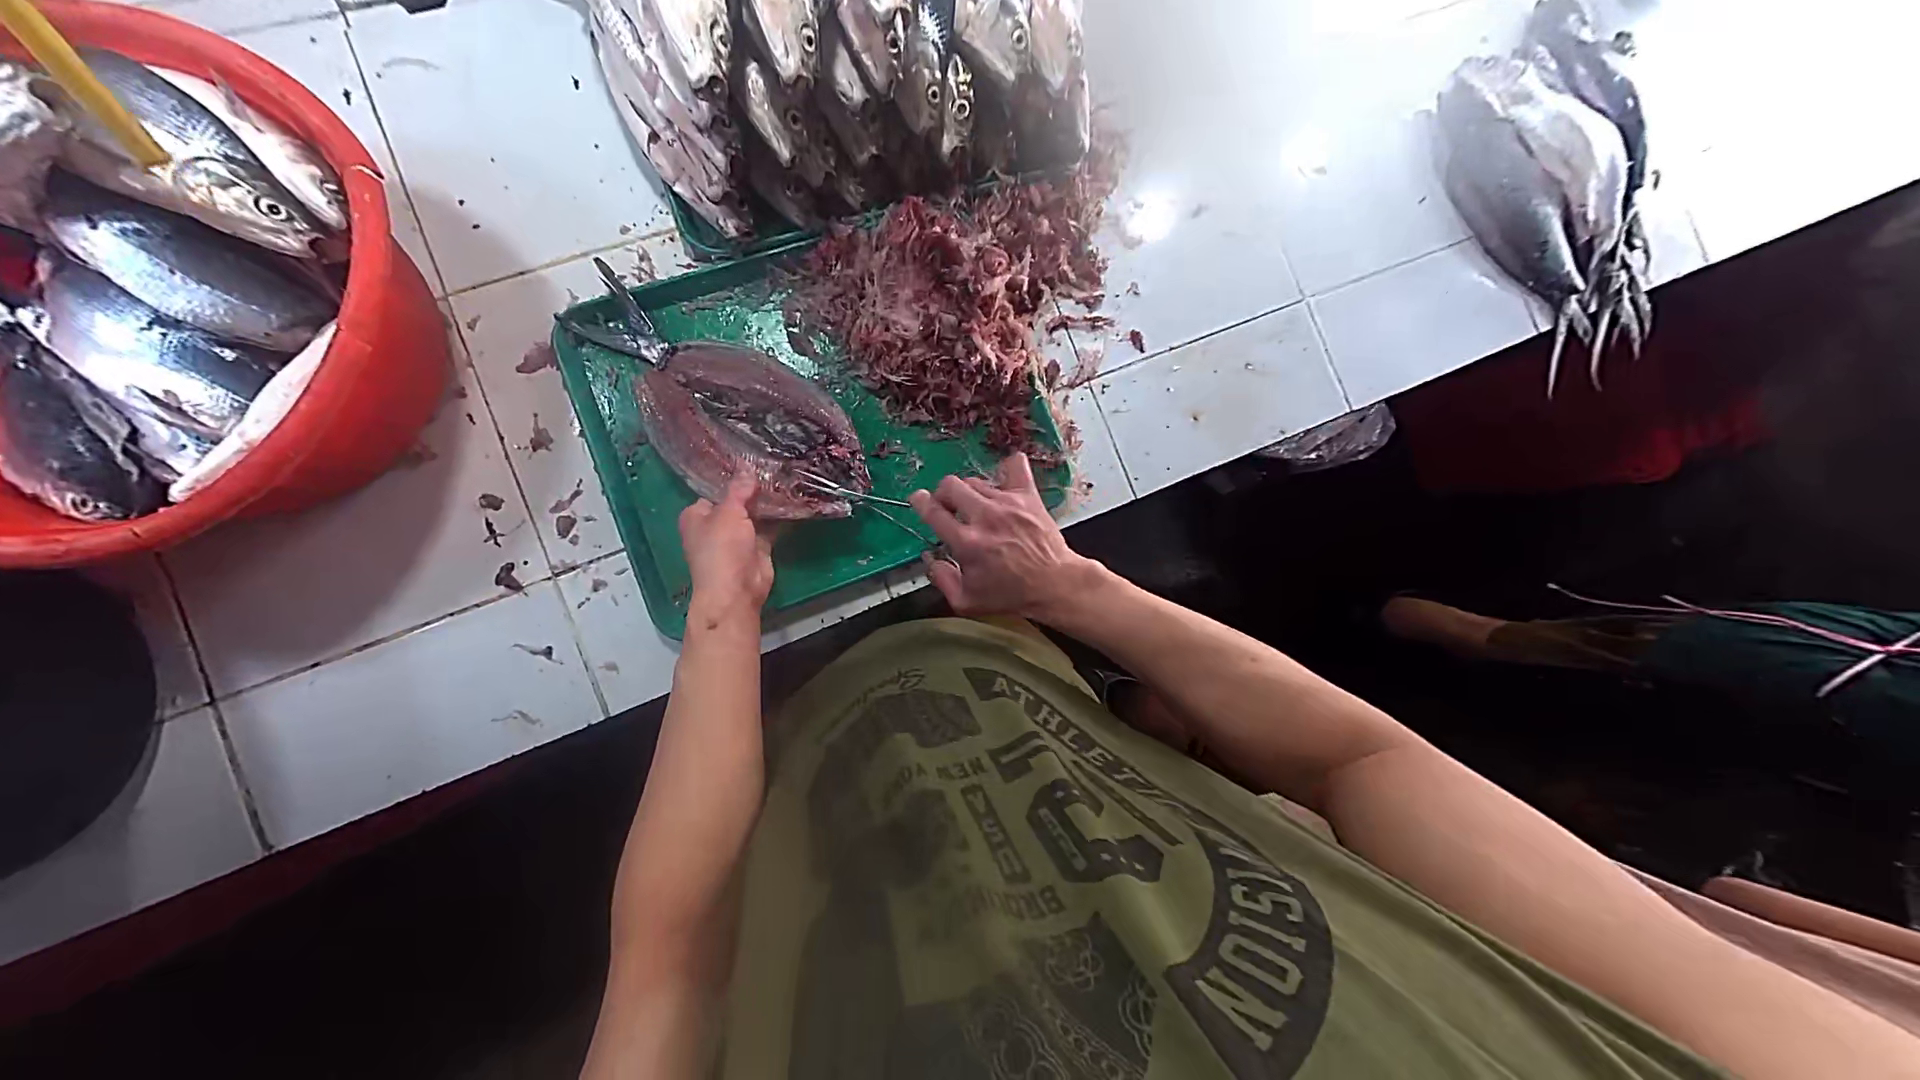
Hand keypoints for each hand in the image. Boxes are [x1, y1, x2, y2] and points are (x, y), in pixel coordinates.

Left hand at [679, 475, 775, 625]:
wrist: (737, 590)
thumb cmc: (722, 549)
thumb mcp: (728, 512)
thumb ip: (739, 489)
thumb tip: (746, 465)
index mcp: (696, 516)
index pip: (714, 491)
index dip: (731, 479)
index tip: (750, 463)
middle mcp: (714, 526)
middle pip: (736, 502)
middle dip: (752, 490)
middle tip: (772, 468)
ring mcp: (736, 538)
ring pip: (754, 515)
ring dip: (767, 504)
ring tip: (784, 480)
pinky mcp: (756, 548)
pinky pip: (768, 528)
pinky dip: (778, 518)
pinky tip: (790, 501)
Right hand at [908, 453, 1105, 622]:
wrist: (1054, 585)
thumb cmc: (1011, 595)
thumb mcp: (966, 601)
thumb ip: (940, 579)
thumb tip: (930, 558)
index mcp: (967, 542)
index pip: (933, 511)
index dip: (921, 502)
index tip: (920, 499)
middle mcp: (985, 517)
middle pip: (950, 486)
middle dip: (943, 494)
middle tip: (950, 508)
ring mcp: (1007, 503)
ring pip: (975, 481)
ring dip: (970, 492)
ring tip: (977, 507)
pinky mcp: (1028, 497)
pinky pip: (1015, 466)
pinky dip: (1007, 468)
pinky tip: (1004, 482)